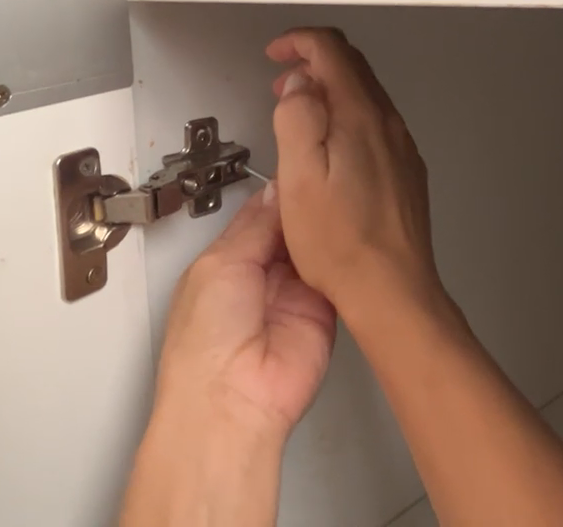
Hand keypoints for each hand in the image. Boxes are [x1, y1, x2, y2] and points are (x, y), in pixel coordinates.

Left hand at [120, 187, 335, 526]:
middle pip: (292, 225)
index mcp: (228, 259)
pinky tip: (357, 226)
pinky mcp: (325, 309)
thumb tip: (277, 189)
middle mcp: (263, 272)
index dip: (282, 188)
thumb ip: (255, 224)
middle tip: (330, 170)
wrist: (233, 403)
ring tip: (346, 190)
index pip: (261, 212)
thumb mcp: (222, 264)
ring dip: (327, 226)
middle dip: (307, 203)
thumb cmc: (205, 343)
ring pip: (317, 244)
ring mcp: (295, 291)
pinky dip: (346, 253)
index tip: (304, 159)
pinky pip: (339, 272)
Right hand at [267, 28, 442, 316]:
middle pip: (353, 66)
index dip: (300, 41)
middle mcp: (388, 123)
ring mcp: (401, 145)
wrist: (392, 288)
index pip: (333, 50)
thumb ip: (297, 117)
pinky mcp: (405, 168)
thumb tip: (301, 82)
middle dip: (313, 62)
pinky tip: (331, 145)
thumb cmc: (341, 242)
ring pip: (365, 94)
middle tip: (282, 80)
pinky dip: (348, 114)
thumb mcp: (299, 176)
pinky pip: (376, 121)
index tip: (276, 52)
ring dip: (330, 89)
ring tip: (299, 111)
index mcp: (360, 116)